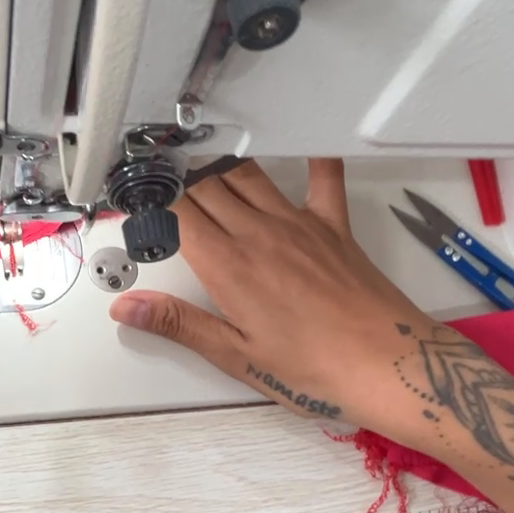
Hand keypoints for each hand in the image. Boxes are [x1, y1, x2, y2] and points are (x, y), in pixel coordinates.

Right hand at [107, 159, 442, 440]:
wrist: (384, 364)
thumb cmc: (314, 368)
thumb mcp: (234, 355)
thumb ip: (177, 323)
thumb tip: (128, 308)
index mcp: (229, 267)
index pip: (178, 213)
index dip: (153, 201)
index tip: (137, 200)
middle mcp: (261, 235)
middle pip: (207, 186)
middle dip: (179, 179)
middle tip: (160, 177)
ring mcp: (299, 225)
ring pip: (249, 175)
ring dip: (221, 166)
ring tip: (200, 161)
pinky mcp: (333, 227)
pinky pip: (322, 176)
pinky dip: (310, 157)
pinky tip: (301, 144)